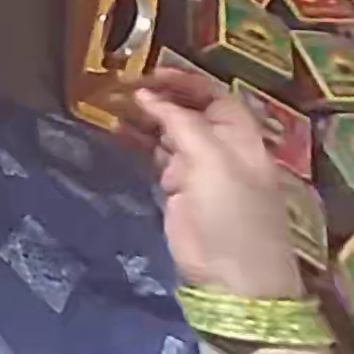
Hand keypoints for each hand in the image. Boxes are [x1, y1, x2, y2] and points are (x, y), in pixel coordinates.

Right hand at [134, 70, 303, 298]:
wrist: (230, 279)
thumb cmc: (231, 215)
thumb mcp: (211, 162)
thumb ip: (180, 123)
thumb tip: (145, 95)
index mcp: (241, 140)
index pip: (216, 97)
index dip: (187, 82)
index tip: (152, 74)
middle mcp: (219, 148)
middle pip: (189, 110)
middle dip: (159, 96)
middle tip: (124, 87)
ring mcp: (196, 168)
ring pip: (167, 130)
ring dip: (143, 115)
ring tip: (113, 104)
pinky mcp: (175, 186)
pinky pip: (153, 152)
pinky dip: (135, 138)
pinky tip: (115, 129)